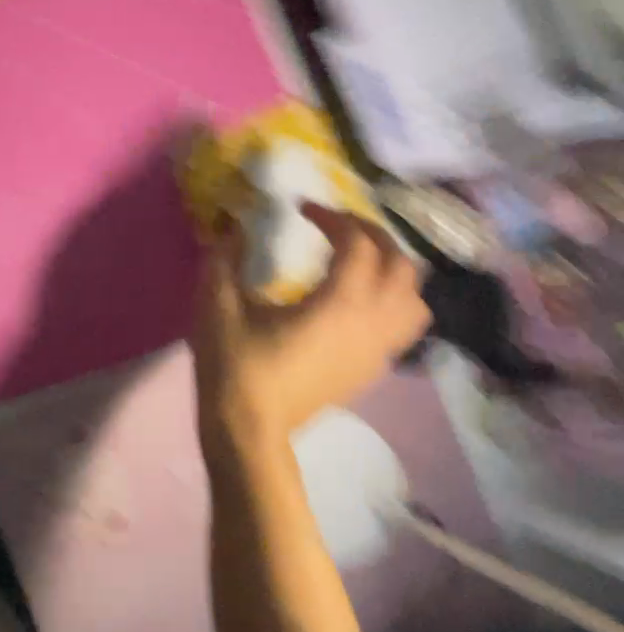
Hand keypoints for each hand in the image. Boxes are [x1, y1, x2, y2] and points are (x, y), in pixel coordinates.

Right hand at [194, 204, 431, 449]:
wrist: (250, 424)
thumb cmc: (234, 361)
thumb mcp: (217, 304)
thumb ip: (225, 259)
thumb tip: (234, 226)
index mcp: (339, 303)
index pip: (359, 245)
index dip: (333, 218)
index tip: (301, 208)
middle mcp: (373, 322)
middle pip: (401, 265)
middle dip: (370, 235)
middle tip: (333, 224)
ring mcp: (380, 347)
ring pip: (414, 296)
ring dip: (390, 267)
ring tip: (353, 258)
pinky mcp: (375, 364)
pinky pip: (405, 321)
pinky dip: (390, 296)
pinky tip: (353, 296)